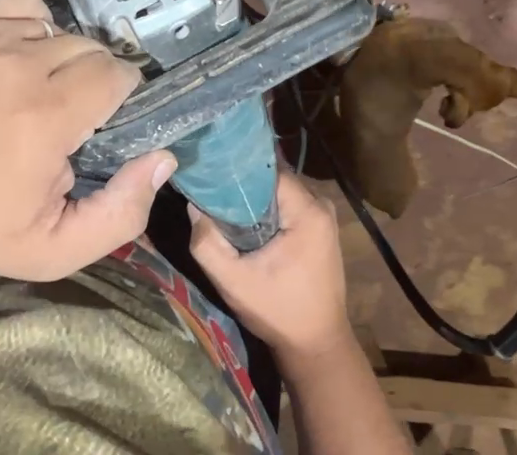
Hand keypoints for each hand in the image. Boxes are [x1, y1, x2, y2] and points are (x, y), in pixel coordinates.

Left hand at [0, 0, 175, 282]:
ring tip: (43, 89)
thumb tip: (163, 159)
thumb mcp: (53, 249)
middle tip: (72, 114)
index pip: (117, 75)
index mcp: (48, 118)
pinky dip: (33, 25)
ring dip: (63, 56)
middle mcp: (22, 67)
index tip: (105, 121)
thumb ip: (121, 212)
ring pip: (60, 29)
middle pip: (92, 49)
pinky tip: (21, 55)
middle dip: (95, 79)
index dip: (121, 96)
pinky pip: (22, 6)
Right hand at [189, 171, 351, 357]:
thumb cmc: (278, 312)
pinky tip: (245, 222)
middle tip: (210, 190)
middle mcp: (320, 205)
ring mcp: (323, 217)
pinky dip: (267, 210)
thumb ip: (207, 244)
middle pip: (273, 179)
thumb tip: (193, 205)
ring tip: (223, 204)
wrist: (316, 345)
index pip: (267, 171)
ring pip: (279, 192)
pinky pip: (288, 205)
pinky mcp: (319, 229)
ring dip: (254, 198)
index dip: (237, 171)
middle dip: (243, 184)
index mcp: (308, 211)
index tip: (209, 174)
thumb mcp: (234, 282)